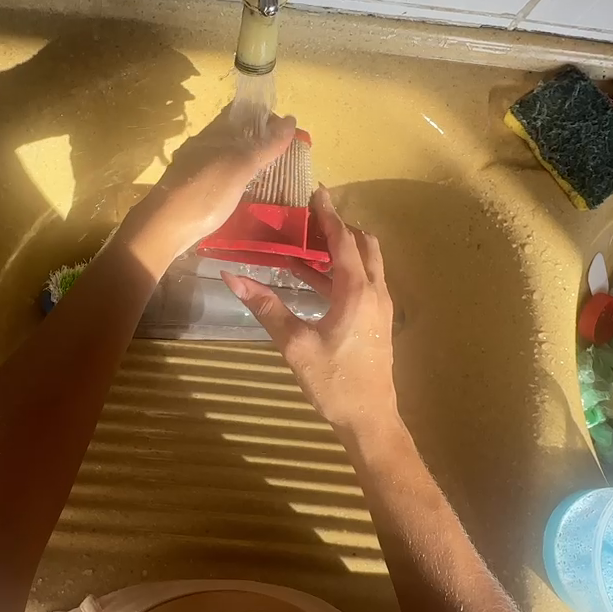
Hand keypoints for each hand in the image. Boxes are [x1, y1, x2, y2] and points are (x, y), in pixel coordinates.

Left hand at [117, 107, 295, 272]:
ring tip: (272, 174)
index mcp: (212, 134)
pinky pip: (220, 177)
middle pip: (234, 135)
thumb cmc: (204, 193)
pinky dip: (237, 180)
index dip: (264, 115)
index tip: (287, 130)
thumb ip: (265, 145)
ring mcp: (195, 170)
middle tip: (286, 155)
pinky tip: (247, 192)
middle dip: (259, 140)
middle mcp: (202, 147)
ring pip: (227, 157)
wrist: (164, 228)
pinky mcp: (192, 192)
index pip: (240, 111)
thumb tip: (290, 120)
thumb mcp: (240, 166)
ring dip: (248, 161)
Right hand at [222, 188, 401, 438]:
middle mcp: (375, 292)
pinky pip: (363, 282)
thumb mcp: (294, 344)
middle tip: (310, 218)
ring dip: (341, 249)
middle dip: (339, 227)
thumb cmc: (334, 382)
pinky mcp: (376, 322)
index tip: (316, 191)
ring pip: (366, 264)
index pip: (343, 241)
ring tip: (307, 243)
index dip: (329, 215)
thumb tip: (232, 277)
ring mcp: (380, 307)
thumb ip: (266, 307)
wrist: (370, 419)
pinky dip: (342, 271)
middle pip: (363, 245)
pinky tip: (314, 280)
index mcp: (357, 292)